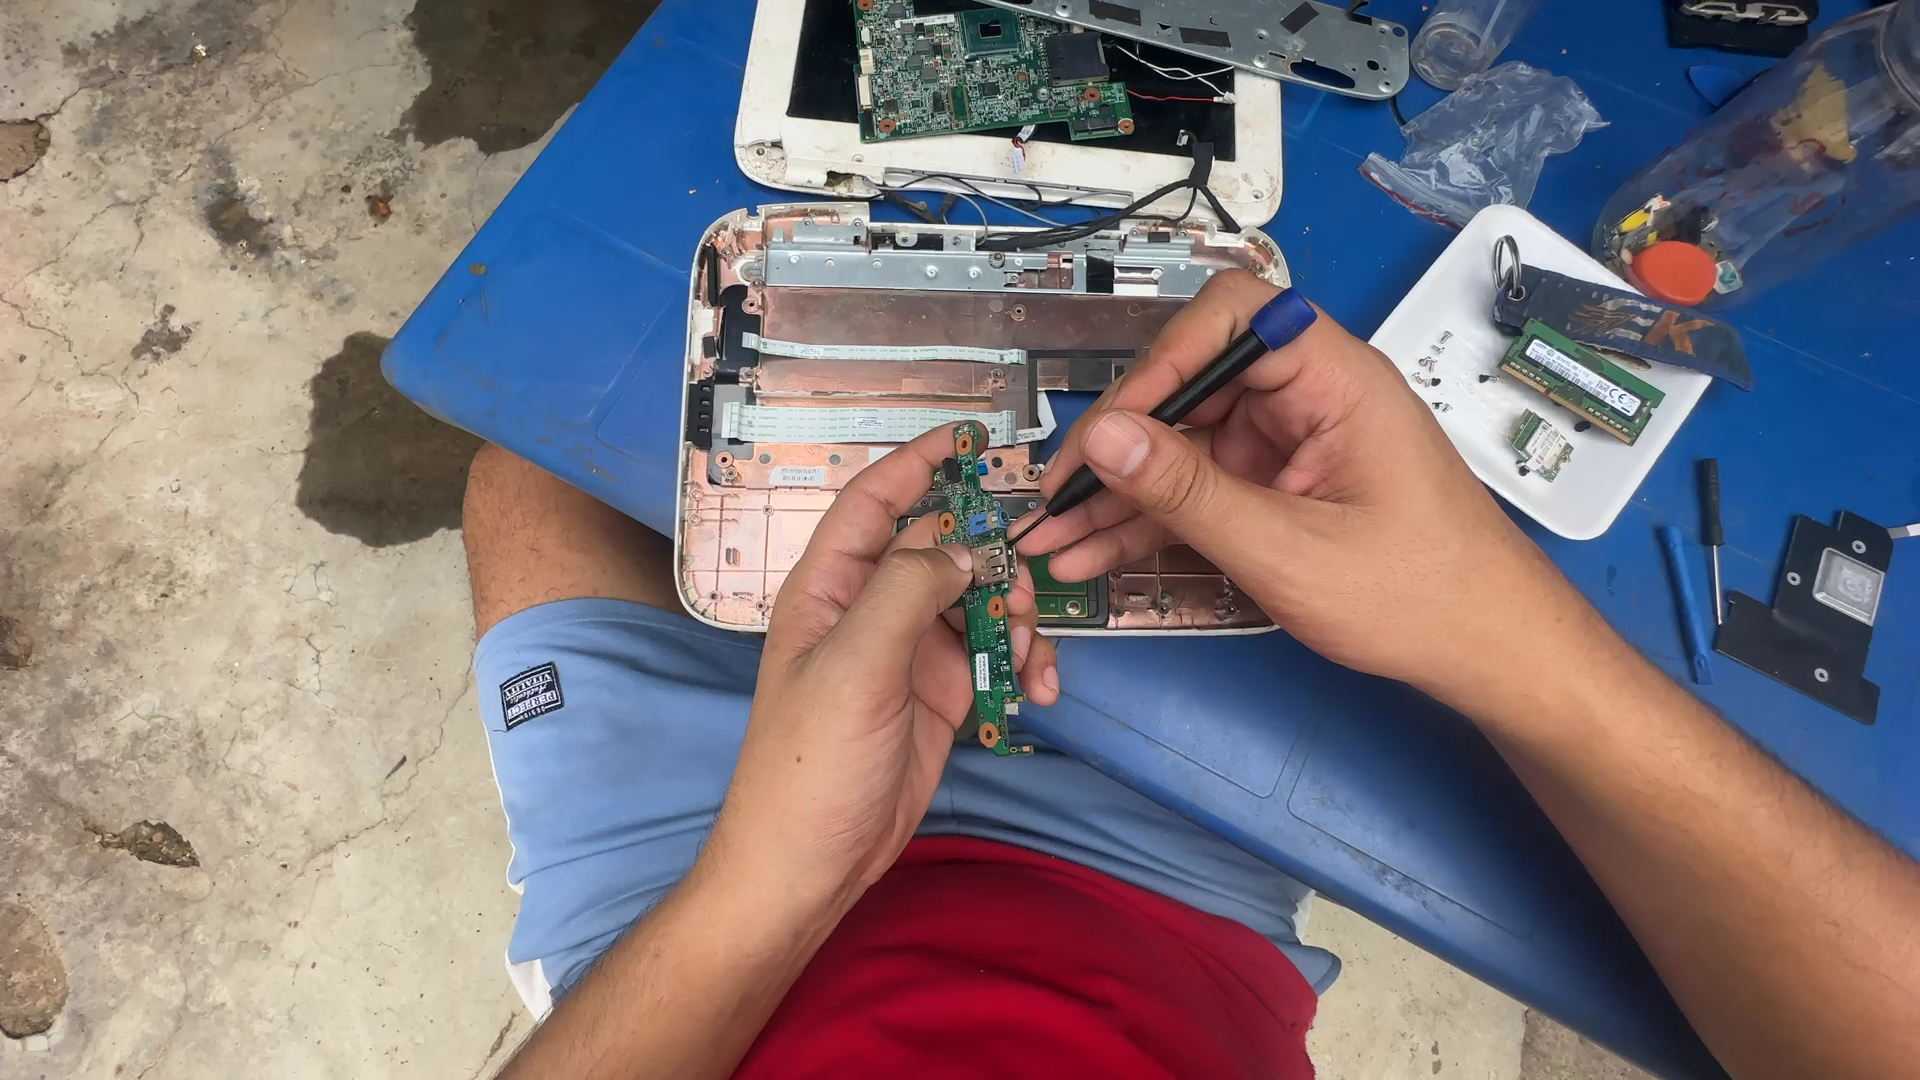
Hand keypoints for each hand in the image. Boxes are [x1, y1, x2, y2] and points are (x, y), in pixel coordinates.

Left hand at [708, 425, 1060, 911]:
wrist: (816, 862)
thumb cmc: (814, 759)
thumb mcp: (855, 665)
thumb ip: (906, 590)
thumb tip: (962, 548)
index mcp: (832, 586)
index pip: (874, 502)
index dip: (916, 462)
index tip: (968, 435)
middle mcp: (873, 607)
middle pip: (944, 550)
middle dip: (991, 561)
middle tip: (1018, 594)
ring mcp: (911, 649)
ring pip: (978, 600)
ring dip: (1015, 618)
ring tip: (1031, 658)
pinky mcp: (943, 688)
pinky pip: (994, 652)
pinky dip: (1023, 662)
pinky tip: (1041, 691)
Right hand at [1015, 270, 1582, 694]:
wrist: (1482, 655)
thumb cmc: (1414, 597)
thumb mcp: (1288, 549)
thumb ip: (1189, 493)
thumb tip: (1102, 438)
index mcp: (1330, 381)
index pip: (1233, 319)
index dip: (1163, 360)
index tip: (1113, 429)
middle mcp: (1296, 401)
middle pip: (1184, 391)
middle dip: (1114, 449)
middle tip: (1060, 498)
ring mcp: (1274, 449)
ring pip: (1172, 452)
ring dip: (1111, 497)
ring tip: (1051, 538)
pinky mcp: (1261, 492)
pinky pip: (1187, 496)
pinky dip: (1139, 525)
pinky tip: (1087, 553)